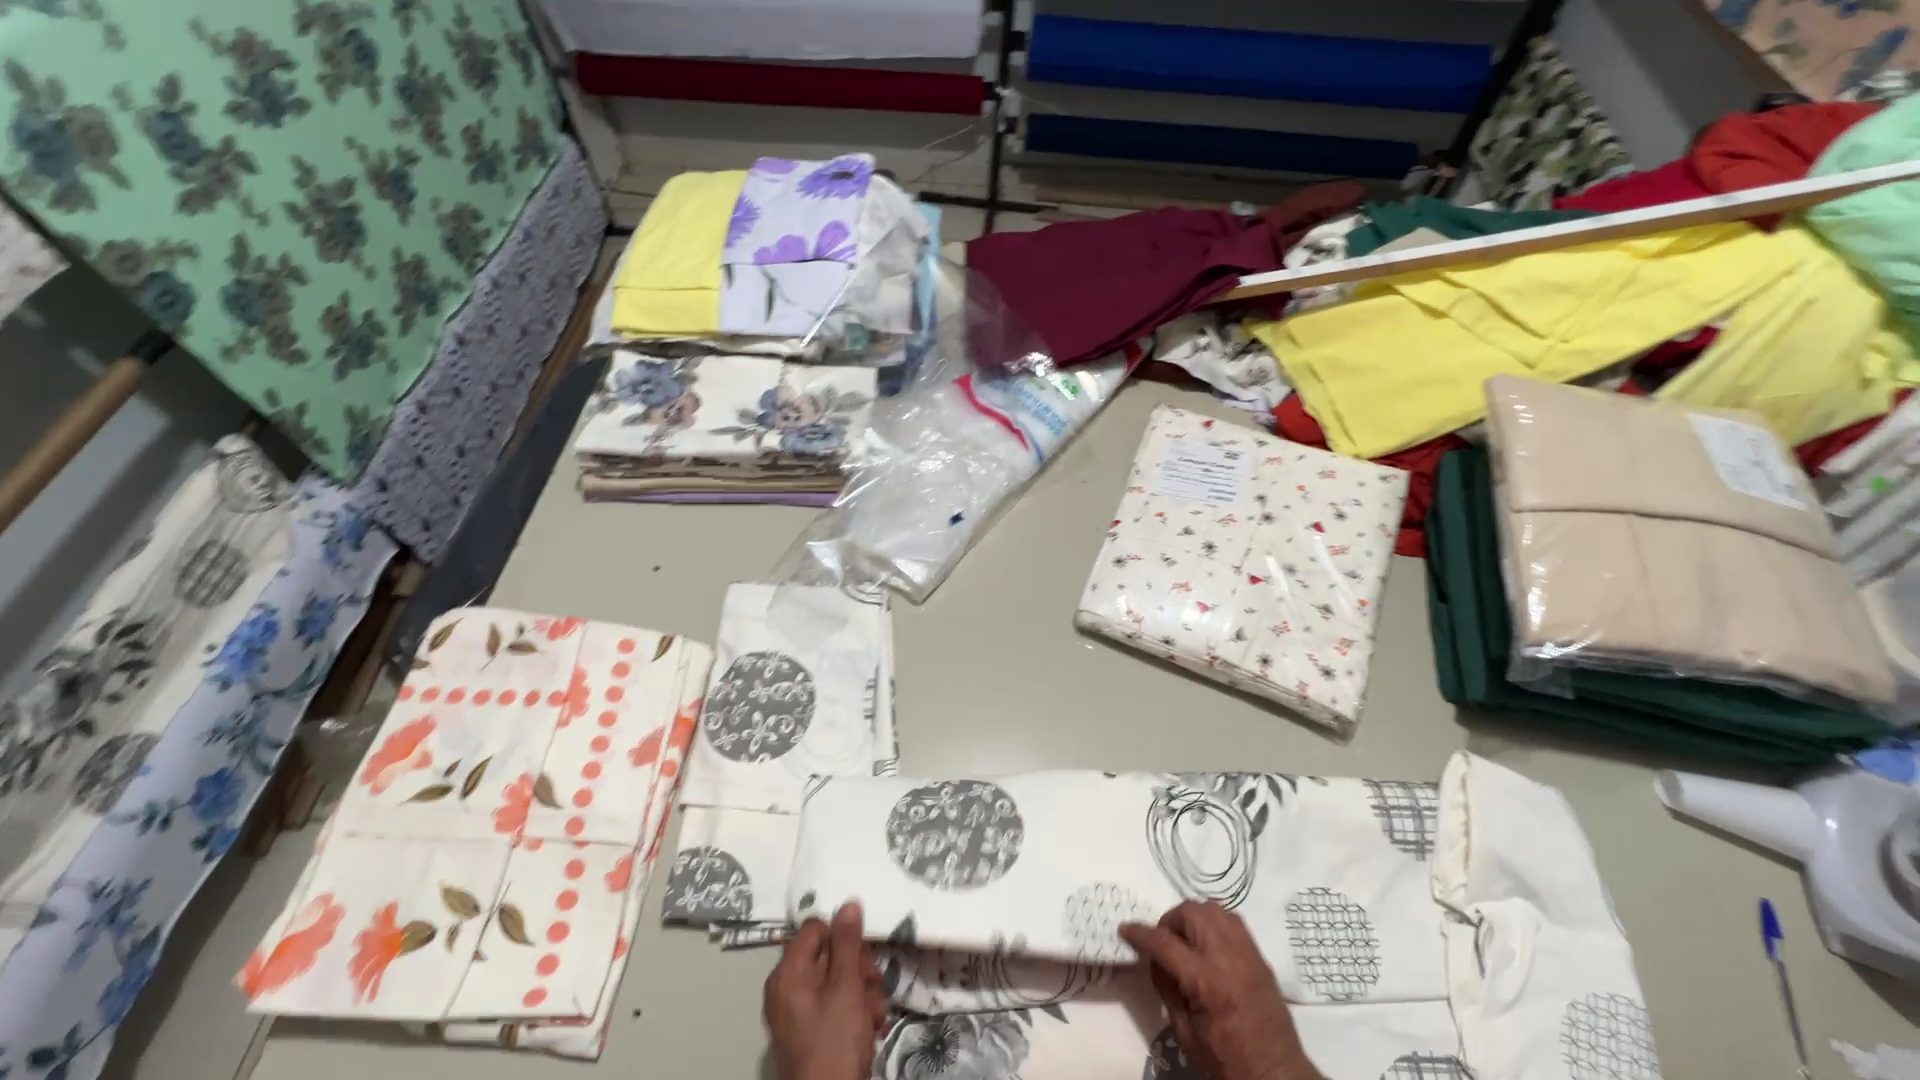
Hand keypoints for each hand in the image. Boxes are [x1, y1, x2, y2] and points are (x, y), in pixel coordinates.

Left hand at [764, 902, 889, 1079]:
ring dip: (864, 993)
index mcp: (789, 972)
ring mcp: (798, 1012)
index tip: (864, 952)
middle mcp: (788, 987)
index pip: (816, 928)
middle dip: (859, 969)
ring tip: (875, 1015)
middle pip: (829, 955)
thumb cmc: (834, 1041)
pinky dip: (856, 1012)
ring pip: (838, 982)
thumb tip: (848, 903)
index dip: (842, 936)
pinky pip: (835, 1006)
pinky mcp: (811, 1031)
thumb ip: (848, 944)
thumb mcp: (846, 988)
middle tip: (874, 986)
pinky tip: (871, 1027)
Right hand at [1120, 901, 1322, 1079]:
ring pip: (1214, 909)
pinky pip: (1233, 922)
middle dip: (1169, 921)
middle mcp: (1228, 958)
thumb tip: (1156, 960)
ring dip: (1193, 918)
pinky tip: (1208, 946)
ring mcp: (1248, 954)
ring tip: (1186, 942)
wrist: (1274, 1074)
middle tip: (1162, 943)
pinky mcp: (1260, 957)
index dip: (1139, 933)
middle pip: (1191, 912)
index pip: (1164, 943)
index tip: (1125, 929)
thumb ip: (1167, 988)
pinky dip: (1214, 924)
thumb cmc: (1225, 1060)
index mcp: (1207, 982)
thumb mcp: (1183, 1032)